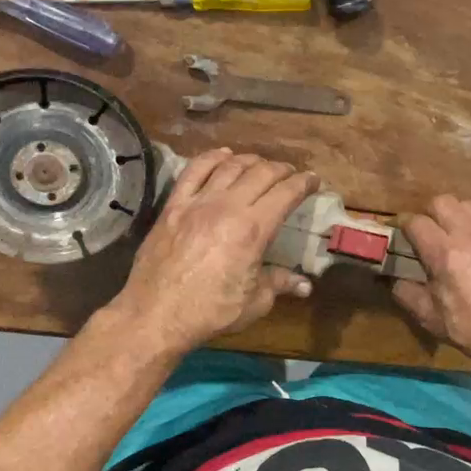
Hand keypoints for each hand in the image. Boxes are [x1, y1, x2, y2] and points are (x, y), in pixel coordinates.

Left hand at [109, 148, 317, 351]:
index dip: (304, 183)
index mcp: (253, 230)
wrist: (156, 314)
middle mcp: (227, 207)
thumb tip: (305, 285)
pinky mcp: (174, 206)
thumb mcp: (255, 302)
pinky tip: (223, 155)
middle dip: (282, 170)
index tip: (314, 180)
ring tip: (261, 165)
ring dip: (251, 161)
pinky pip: (194, 170)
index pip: (286, 193)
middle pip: (261, 173)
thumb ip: (280, 284)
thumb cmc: (211, 312)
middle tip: (291, 175)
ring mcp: (197, 203)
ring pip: (230, 166)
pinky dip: (212, 158)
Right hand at [392, 195, 470, 372]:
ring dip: (456, 215)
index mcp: (444, 254)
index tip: (401, 233)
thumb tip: (394, 279)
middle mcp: (468, 237)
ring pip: (469, 206)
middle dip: (429, 213)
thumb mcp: (427, 316)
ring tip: (453, 233)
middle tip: (427, 231)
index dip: (404, 225)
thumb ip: (405, 292)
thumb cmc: (466, 328)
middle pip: (443, 202)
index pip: (416, 222)